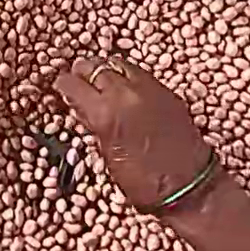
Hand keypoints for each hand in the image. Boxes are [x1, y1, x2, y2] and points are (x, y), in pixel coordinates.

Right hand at [53, 55, 219, 208]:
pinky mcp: (166, 91)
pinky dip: (126, 77)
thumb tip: (81, 105)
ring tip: (100, 81)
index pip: (73, 84)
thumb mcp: (106, 151)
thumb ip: (92, 123)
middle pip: (95, 67)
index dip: (64, 84)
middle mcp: (125, 94)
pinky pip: (138, 73)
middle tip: (78, 81)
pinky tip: (124, 89)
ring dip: (105, 71)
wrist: (187, 186)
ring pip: (117, 64)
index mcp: (104, 113)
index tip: (61, 86)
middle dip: (83, 73)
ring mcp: (148, 89)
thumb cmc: (141, 179)